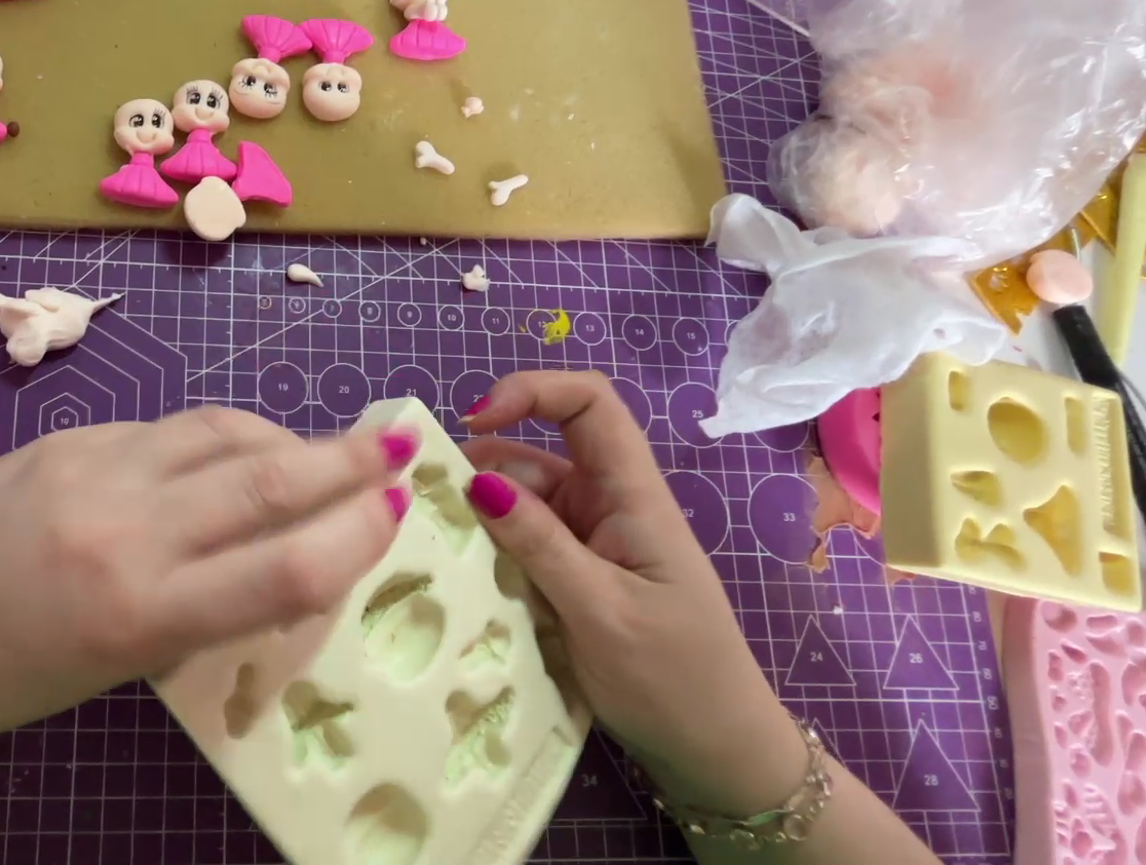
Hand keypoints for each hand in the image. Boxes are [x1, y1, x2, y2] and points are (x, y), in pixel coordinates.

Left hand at [0, 407, 415, 742]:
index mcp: (144, 612)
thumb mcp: (138, 657)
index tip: (397, 506)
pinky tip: (231, 446)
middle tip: (394, 442)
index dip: (358, 531)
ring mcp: (90, 468)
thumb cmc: (31, 672)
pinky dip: (214, 435)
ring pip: (217, 429)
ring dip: (280, 434)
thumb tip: (299, 544)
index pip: (287, 564)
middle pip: (263, 476)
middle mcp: (124, 528)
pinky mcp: (65, 435)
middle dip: (344, 458)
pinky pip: (163, 426)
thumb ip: (218, 596)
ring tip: (316, 445)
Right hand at [460, 371, 806, 816]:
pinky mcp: (570, 566)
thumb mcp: (600, 612)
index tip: (474, 420)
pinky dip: (487, 540)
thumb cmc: (674, 681)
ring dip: (478, 508)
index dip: (532, 390)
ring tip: (435, 538)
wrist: (717, 755)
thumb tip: (477, 481)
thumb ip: (539, 544)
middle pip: (537, 449)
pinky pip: (519, 534)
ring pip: (519, 495)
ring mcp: (587, 535)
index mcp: (632, 496)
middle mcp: (607, 502)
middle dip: (481, 462)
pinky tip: (460, 565)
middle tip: (427, 499)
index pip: (590, 404)